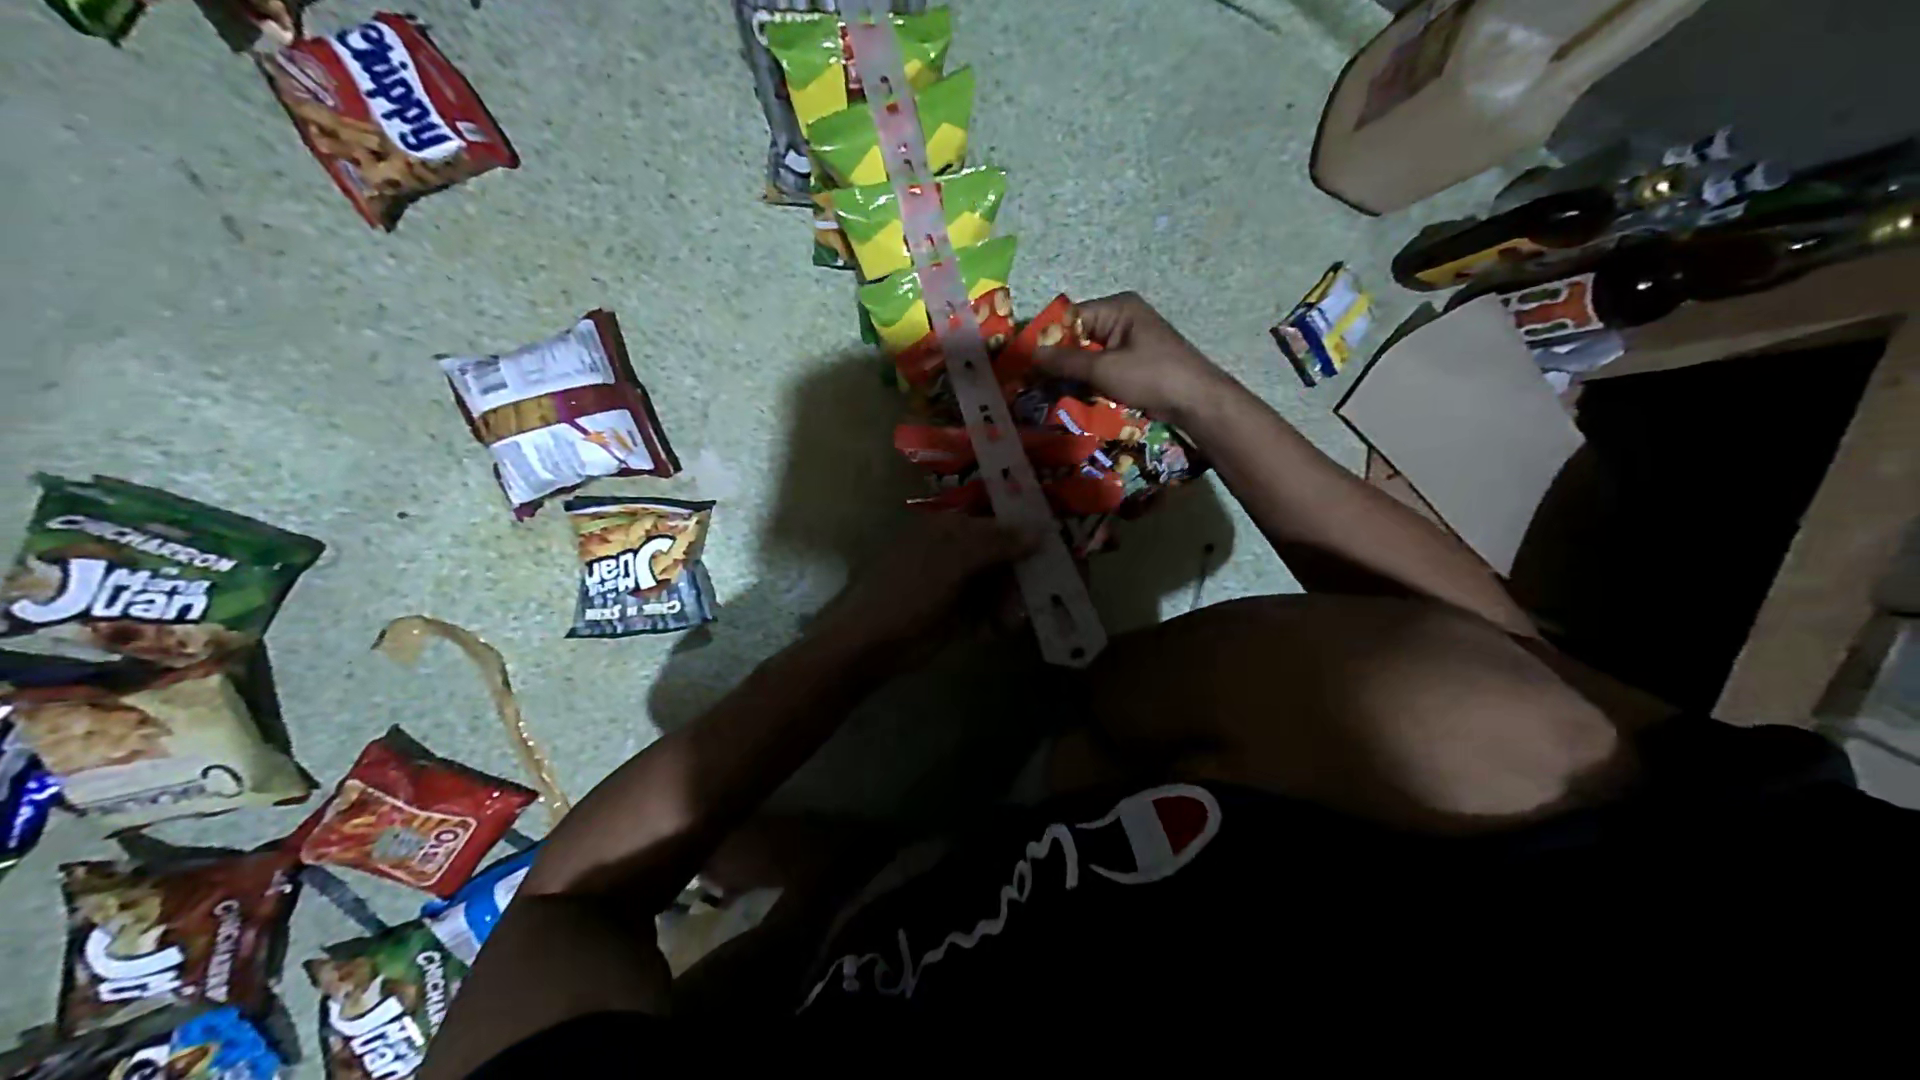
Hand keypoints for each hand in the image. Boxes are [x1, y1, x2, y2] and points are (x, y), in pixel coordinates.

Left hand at [807, 514, 1039, 665]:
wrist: (871, 643)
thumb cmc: (908, 590)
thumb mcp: (953, 560)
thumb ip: (997, 542)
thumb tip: (1041, 530)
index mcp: (949, 527)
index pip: (997, 517)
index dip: (1027, 527)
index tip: (1059, 539)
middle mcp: (955, 550)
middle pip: (1004, 554)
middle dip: (1024, 571)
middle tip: (1051, 585)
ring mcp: (956, 583)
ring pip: (1000, 585)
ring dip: (1012, 601)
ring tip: (1013, 618)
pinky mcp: (958, 615)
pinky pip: (989, 612)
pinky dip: (996, 621)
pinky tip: (996, 630)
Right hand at [1035, 292, 1234, 420]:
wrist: (1196, 402)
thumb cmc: (1151, 376)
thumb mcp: (1103, 369)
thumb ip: (1065, 361)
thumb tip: (1031, 354)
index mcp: (1117, 308)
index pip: (1070, 317)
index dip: (1047, 337)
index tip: (1024, 359)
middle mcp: (1122, 318)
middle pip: (1078, 335)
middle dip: (1057, 358)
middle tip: (1031, 380)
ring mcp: (1129, 342)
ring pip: (1088, 354)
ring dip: (1071, 373)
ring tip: (1046, 390)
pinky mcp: (1133, 363)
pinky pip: (1101, 367)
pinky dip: (1087, 380)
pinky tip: (1071, 395)